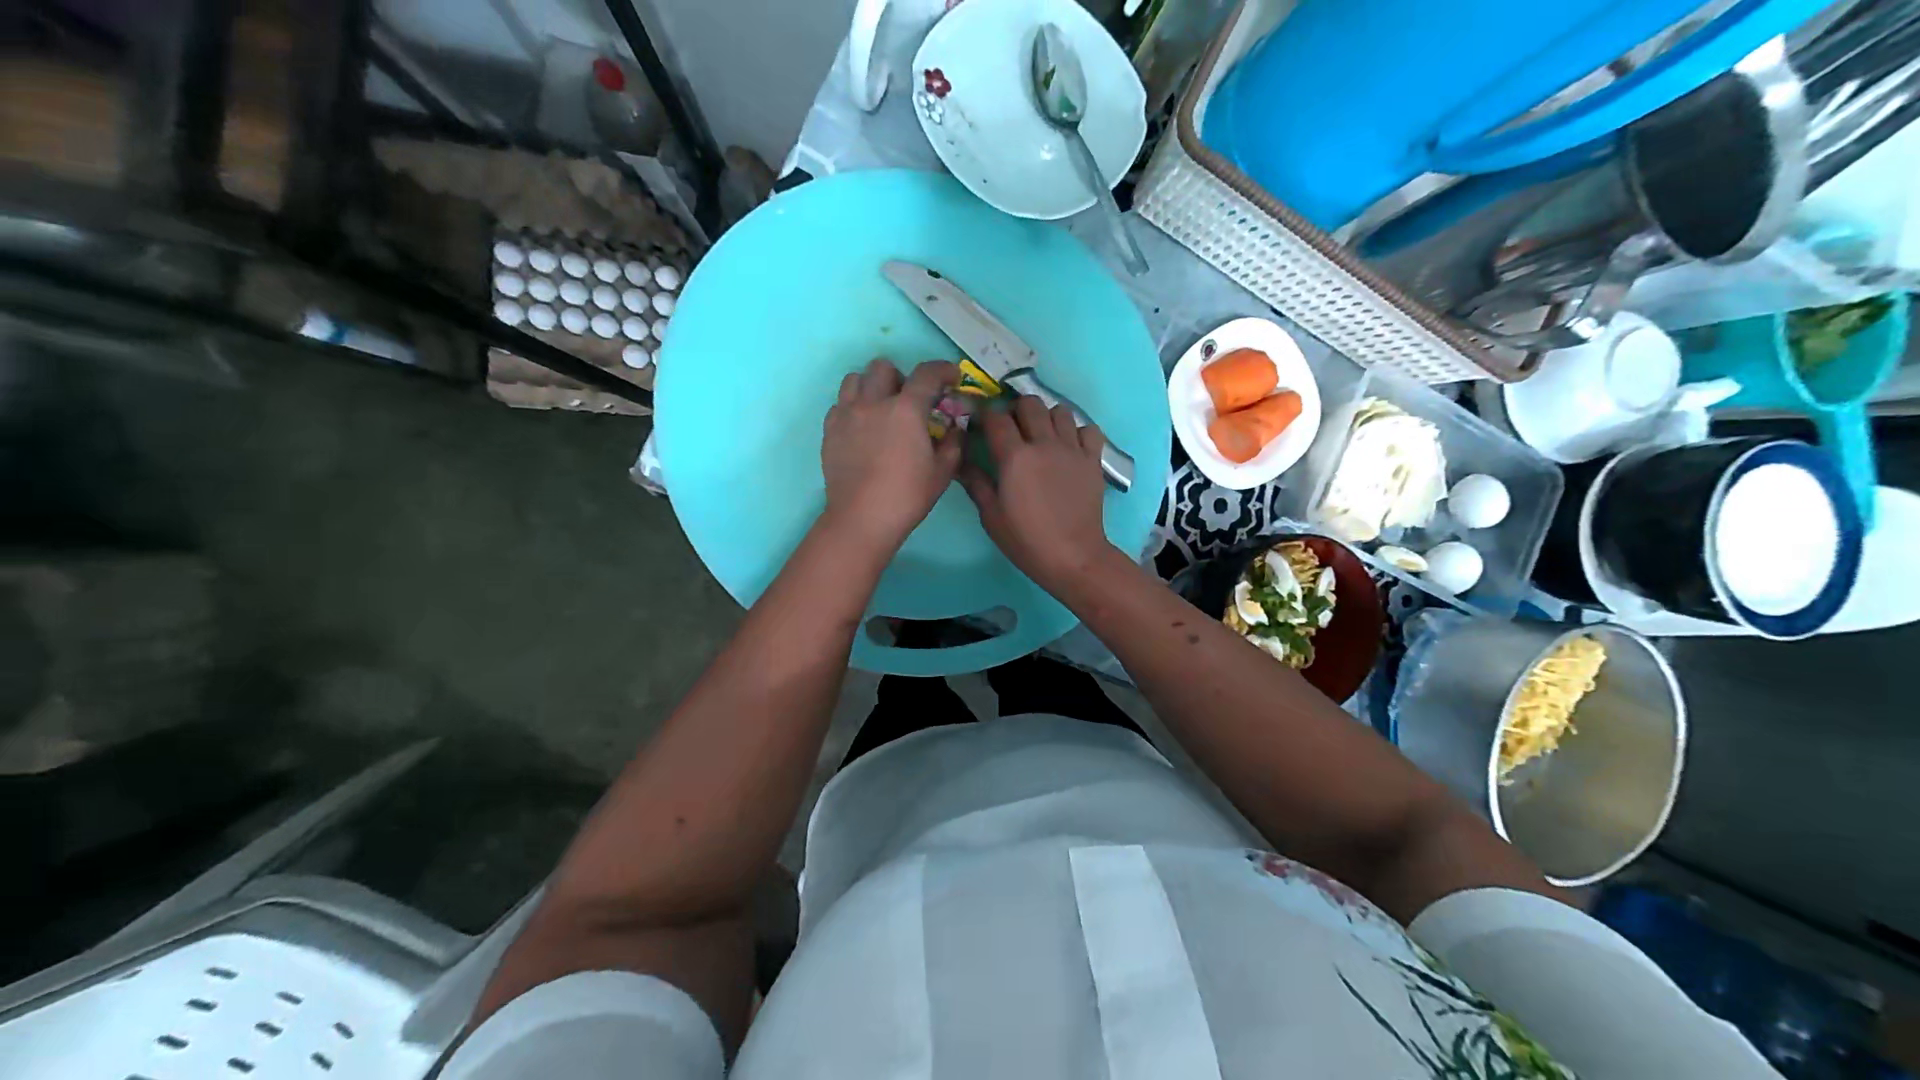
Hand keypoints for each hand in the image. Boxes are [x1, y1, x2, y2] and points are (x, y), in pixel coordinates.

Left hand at [821, 359, 961, 554]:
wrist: (862, 518)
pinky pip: (839, 404)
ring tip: (881, 407)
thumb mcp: (943, 471)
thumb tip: (955, 426)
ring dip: (871, 386)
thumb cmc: (907, 496)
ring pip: (855, 379)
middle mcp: (873, 402)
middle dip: (901, 377)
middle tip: (909, 399)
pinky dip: (853, 407)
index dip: (943, 369)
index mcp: (906, 409)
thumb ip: (952, 441)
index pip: (927, 373)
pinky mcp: (830, 430)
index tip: (951, 377)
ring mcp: (847, 414)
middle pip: (883, 367)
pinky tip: (862, 426)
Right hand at [959, 395, 1120, 592]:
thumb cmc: (1026, 540)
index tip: (981, 425)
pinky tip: (1070, 446)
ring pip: (1059, 411)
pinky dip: (1077, 431)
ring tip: (1041, 435)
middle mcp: (1044, 444)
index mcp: (1015, 457)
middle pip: (1029, 404)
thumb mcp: (991, 516)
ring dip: (1047, 417)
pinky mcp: (1093, 460)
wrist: (1073, 556)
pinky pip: (1088, 429)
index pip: (996, 418)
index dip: (985, 416)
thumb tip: (960, 461)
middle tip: (1012, 428)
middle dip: (1016, 410)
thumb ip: (976, 483)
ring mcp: (1072, 449)